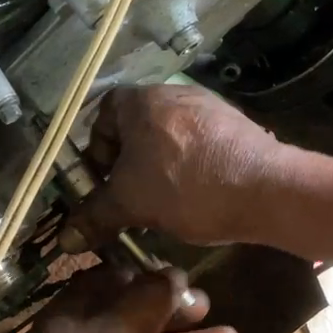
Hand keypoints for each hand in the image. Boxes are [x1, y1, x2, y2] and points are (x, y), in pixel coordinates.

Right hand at [68, 85, 289, 246]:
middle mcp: (173, 93)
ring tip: (163, 202)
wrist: (266, 189)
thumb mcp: (131, 204)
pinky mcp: (235, 125)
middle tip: (129, 197)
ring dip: (159, 166)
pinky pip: (199, 144)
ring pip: (169, 137)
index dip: (97, 148)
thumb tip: (66, 238)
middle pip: (136, 126)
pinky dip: (190, 166)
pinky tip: (197, 196)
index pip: (103, 113)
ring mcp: (208, 107)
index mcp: (141, 100)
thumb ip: (94, 216)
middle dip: (128, 163)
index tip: (103, 181)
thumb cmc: (185, 186)